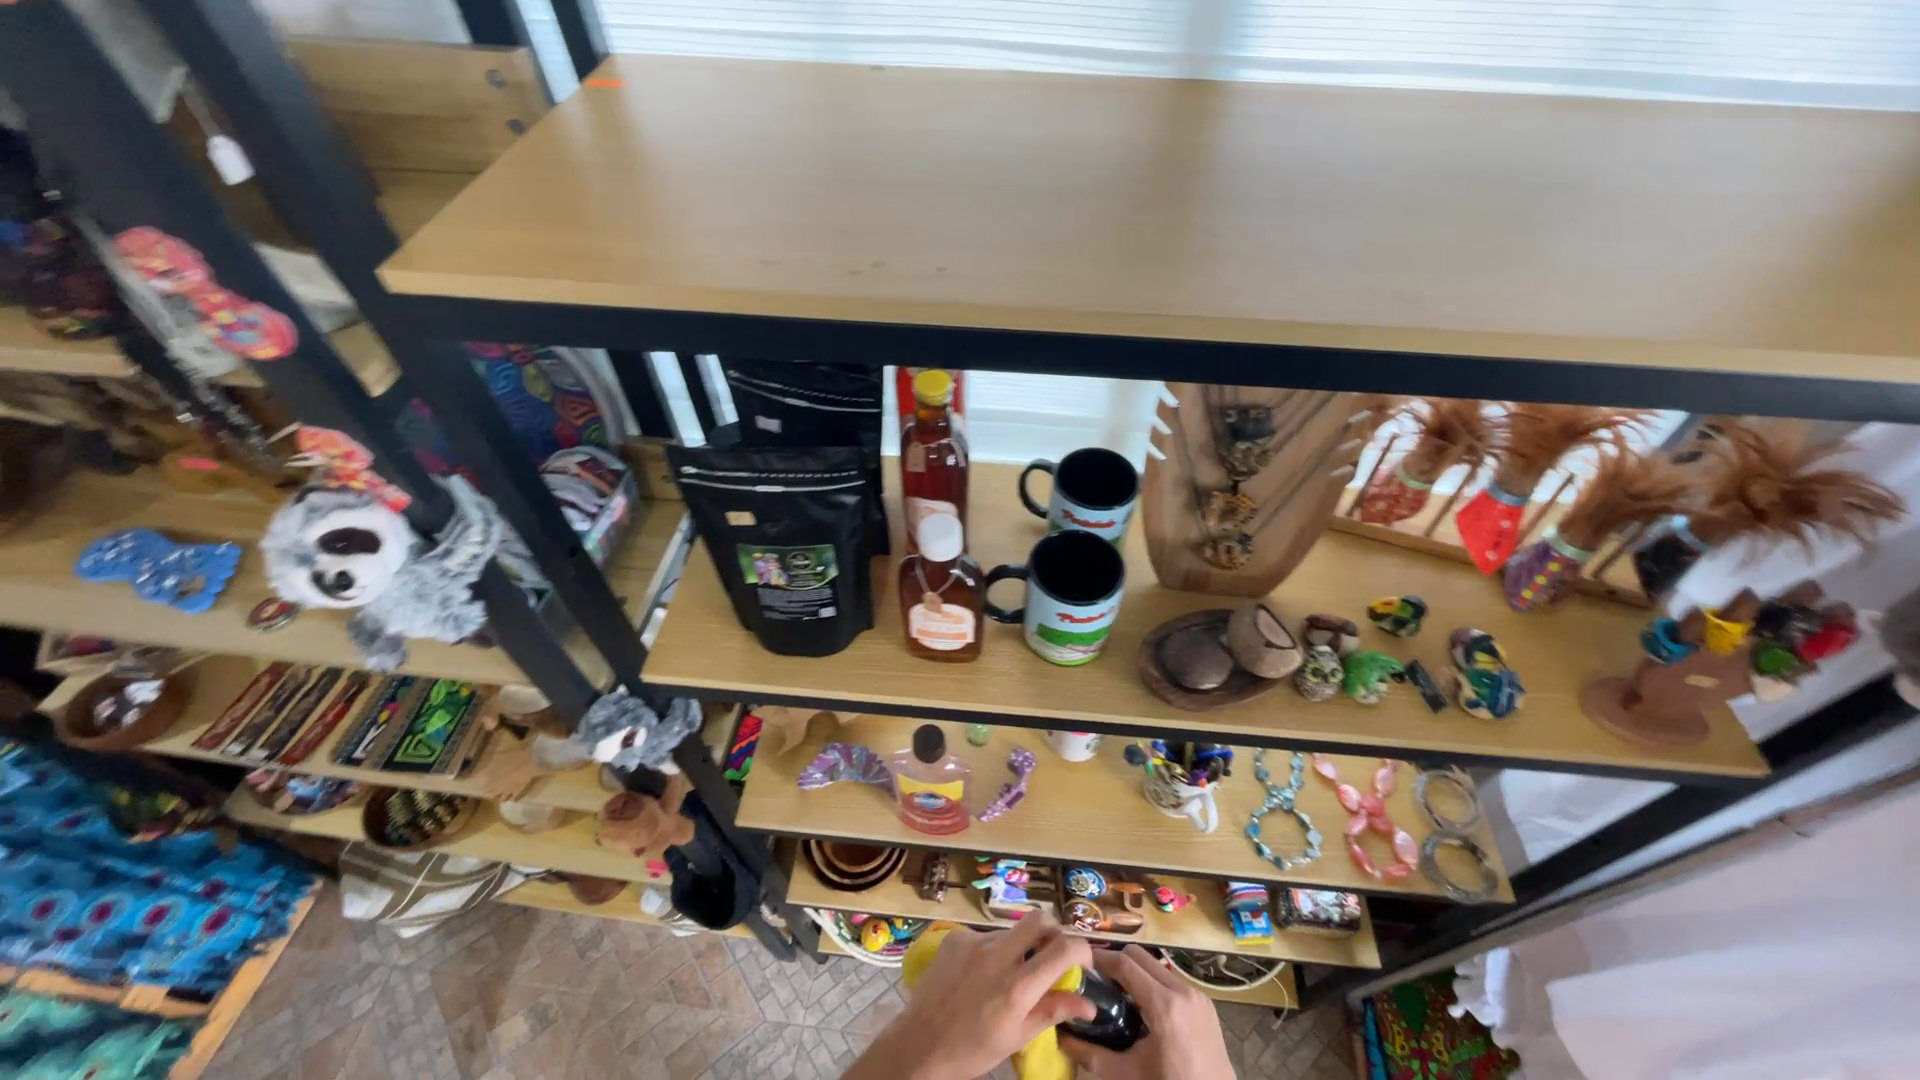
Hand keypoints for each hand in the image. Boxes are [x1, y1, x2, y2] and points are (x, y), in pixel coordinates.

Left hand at [845, 912, 1096, 1079]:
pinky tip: (980, 973)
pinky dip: (991, 950)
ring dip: (1019, 946)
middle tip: (1050, 955)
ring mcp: (974, 942)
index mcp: (1018, 986)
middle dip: (1053, 932)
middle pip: (1040, 918)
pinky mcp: (955, 938)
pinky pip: (985, 935)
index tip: (1082, 963)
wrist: (920, 1044)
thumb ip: (1053, 1011)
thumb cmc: (973, 1049)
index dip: (1081, 949)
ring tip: (1008, 973)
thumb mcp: (1017, 1037)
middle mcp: (998, 955)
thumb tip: (1089, 1004)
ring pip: (1011, 930)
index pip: (1063, 947)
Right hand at [1060, 946, 1234, 1078]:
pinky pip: (1172, 980)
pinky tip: (1144, 1009)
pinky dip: (1153, 983)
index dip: (1099, 959)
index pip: (1124, 963)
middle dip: (1116, 962)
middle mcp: (1183, 991)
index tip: (1080, 964)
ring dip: (1135, 972)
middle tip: (1098, 981)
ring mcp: (1198, 995)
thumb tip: (1060, 1037)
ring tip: (1119, 995)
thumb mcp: (1127, 1075)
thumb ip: (1092, 1054)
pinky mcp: (1206, 1003)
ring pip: (1157, 965)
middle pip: (1140, 955)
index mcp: (1164, 1005)